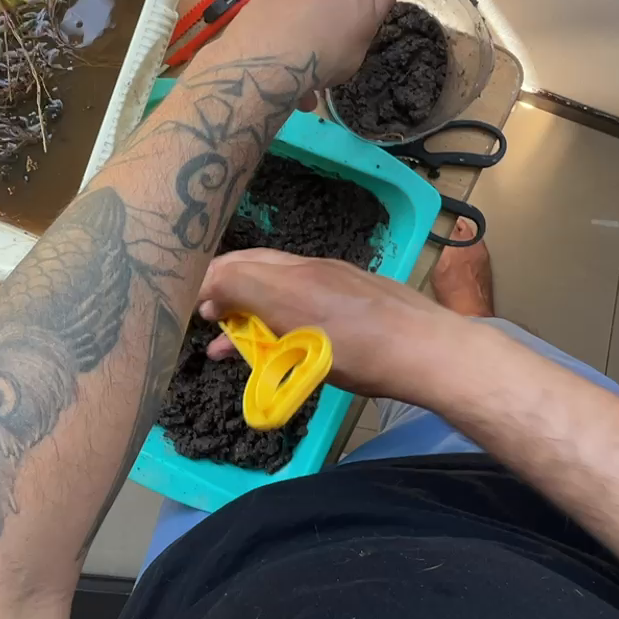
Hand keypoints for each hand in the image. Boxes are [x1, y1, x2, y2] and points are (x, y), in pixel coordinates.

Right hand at [196, 248, 485, 405]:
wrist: (431, 351)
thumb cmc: (360, 352)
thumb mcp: (293, 339)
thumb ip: (247, 309)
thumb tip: (210, 301)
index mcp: (288, 278)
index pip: (229, 267)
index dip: (203, 284)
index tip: (188, 308)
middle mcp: (306, 267)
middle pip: (249, 266)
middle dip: (221, 286)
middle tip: (205, 315)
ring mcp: (331, 274)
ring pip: (273, 278)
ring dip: (248, 299)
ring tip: (233, 336)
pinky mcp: (351, 284)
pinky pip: (300, 285)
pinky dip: (277, 303)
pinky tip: (280, 326)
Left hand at [198, 0, 410, 87]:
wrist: (268, 65)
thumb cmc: (330, 46)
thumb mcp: (369, 23)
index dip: (357, 9)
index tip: (353, 34)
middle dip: (326, 27)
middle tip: (329, 62)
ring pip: (297, 16)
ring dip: (303, 45)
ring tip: (305, 85)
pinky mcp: (252, 8)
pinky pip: (275, 26)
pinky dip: (281, 48)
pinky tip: (283, 79)